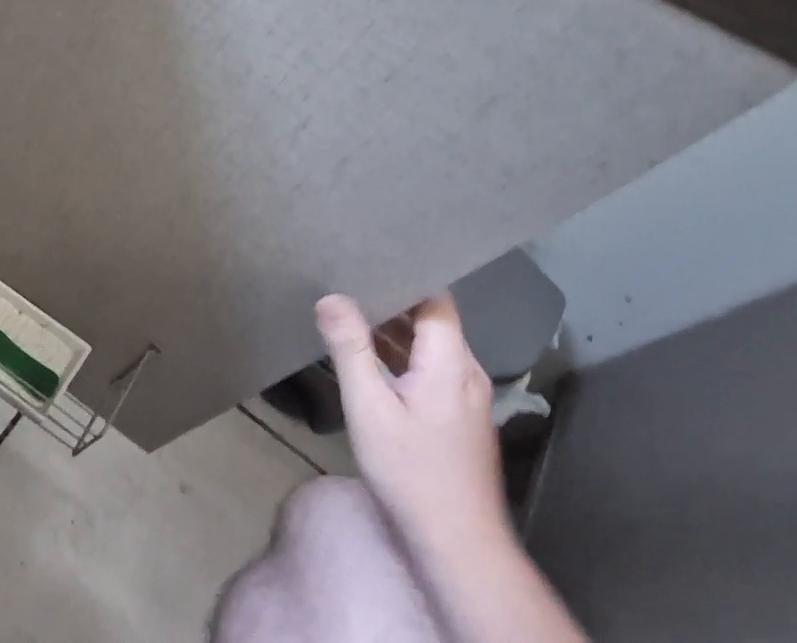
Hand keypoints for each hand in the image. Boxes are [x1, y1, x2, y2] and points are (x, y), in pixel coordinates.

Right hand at [315, 294, 505, 549]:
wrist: (455, 538)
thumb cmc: (410, 469)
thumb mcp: (368, 406)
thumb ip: (350, 349)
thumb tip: (331, 297)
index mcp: (450, 363)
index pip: (436, 300)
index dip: (407, 275)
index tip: (367, 258)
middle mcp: (465, 372)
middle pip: (432, 320)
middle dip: (391, 299)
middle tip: (343, 279)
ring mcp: (464, 396)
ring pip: (428, 346)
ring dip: (392, 329)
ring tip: (347, 311)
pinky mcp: (455, 415)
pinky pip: (427, 368)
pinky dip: (399, 355)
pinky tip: (366, 358)